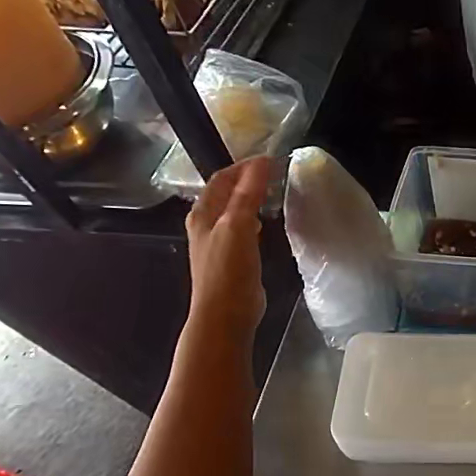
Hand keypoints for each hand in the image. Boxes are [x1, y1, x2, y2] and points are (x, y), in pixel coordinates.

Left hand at [184, 157, 269, 344]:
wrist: (225, 315)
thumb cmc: (228, 269)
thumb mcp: (238, 226)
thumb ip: (248, 194)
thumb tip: (261, 162)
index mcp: (203, 214)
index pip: (221, 179)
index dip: (242, 167)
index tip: (268, 160)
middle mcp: (206, 226)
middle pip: (224, 195)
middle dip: (245, 181)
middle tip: (272, 174)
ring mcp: (217, 244)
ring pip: (232, 212)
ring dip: (249, 200)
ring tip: (270, 194)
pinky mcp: (231, 260)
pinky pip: (241, 230)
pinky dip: (252, 220)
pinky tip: (264, 225)